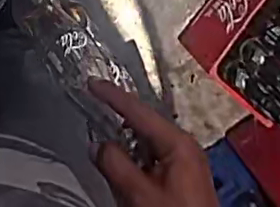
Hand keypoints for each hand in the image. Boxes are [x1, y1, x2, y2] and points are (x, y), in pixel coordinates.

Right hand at [90, 80, 219, 206]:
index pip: (139, 110)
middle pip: (143, 125)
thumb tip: (98, 146)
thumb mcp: (142, 196)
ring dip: (124, 147)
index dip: (112, 96)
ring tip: (104, 145)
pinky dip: (134, 164)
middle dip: (118, 122)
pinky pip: (152, 162)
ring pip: (146, 145)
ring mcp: (185, 165)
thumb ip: (117, 166)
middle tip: (94, 109)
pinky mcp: (182, 183)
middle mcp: (185, 148)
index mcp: (179, 143)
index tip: (93, 84)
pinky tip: (122, 173)